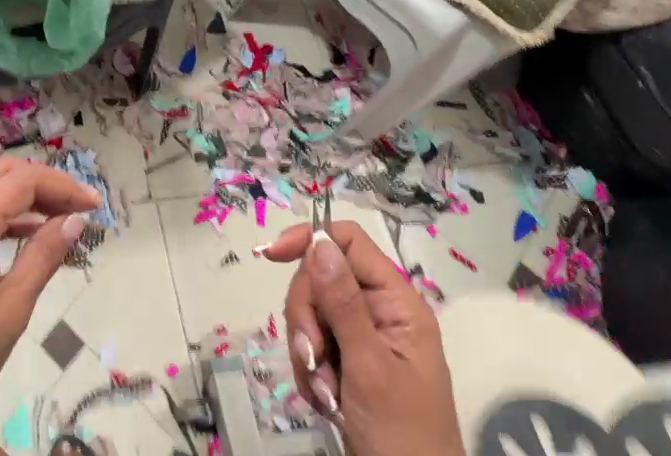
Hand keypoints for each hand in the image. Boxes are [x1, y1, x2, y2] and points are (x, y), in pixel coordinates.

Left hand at [0, 158, 99, 438]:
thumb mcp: (12, 308)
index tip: (94, 205)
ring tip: (64, 217)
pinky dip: (4, 211)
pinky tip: (31, 231)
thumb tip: (75, 220)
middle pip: (3, 174)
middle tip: (80, 207)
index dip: (62, 186)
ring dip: (26, 194)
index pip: (22, 182)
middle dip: (46, 183)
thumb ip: (43, 256)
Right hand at [262, 221, 464, 455]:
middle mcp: (379, 311)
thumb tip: (319, 241)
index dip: (309, 240)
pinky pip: (311, 346)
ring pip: (310, 314)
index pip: (348, 242)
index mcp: (396, 302)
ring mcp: (363, 337)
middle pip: (319, 279)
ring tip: (325, 390)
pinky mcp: (348, 362)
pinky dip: (310, 372)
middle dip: (306, 318)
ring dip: (307, 352)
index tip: (271, 256)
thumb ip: (342, 301)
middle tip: (313, 356)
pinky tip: (326, 399)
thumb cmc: (400, 430)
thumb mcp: (368, 364)